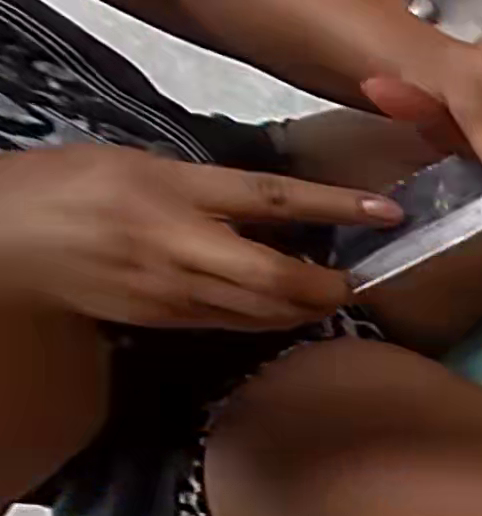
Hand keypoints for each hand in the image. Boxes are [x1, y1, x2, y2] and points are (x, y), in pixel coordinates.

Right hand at [0, 145, 399, 329]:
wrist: (0, 243)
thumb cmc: (74, 192)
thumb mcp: (140, 170)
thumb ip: (216, 193)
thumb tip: (297, 212)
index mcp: (167, 188)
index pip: (269, 196)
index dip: (335, 204)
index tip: (388, 211)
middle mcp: (176, 241)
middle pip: (280, 275)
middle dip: (330, 284)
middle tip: (354, 280)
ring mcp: (177, 286)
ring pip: (275, 309)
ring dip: (316, 306)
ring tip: (330, 293)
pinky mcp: (179, 318)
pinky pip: (253, 324)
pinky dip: (285, 317)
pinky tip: (295, 307)